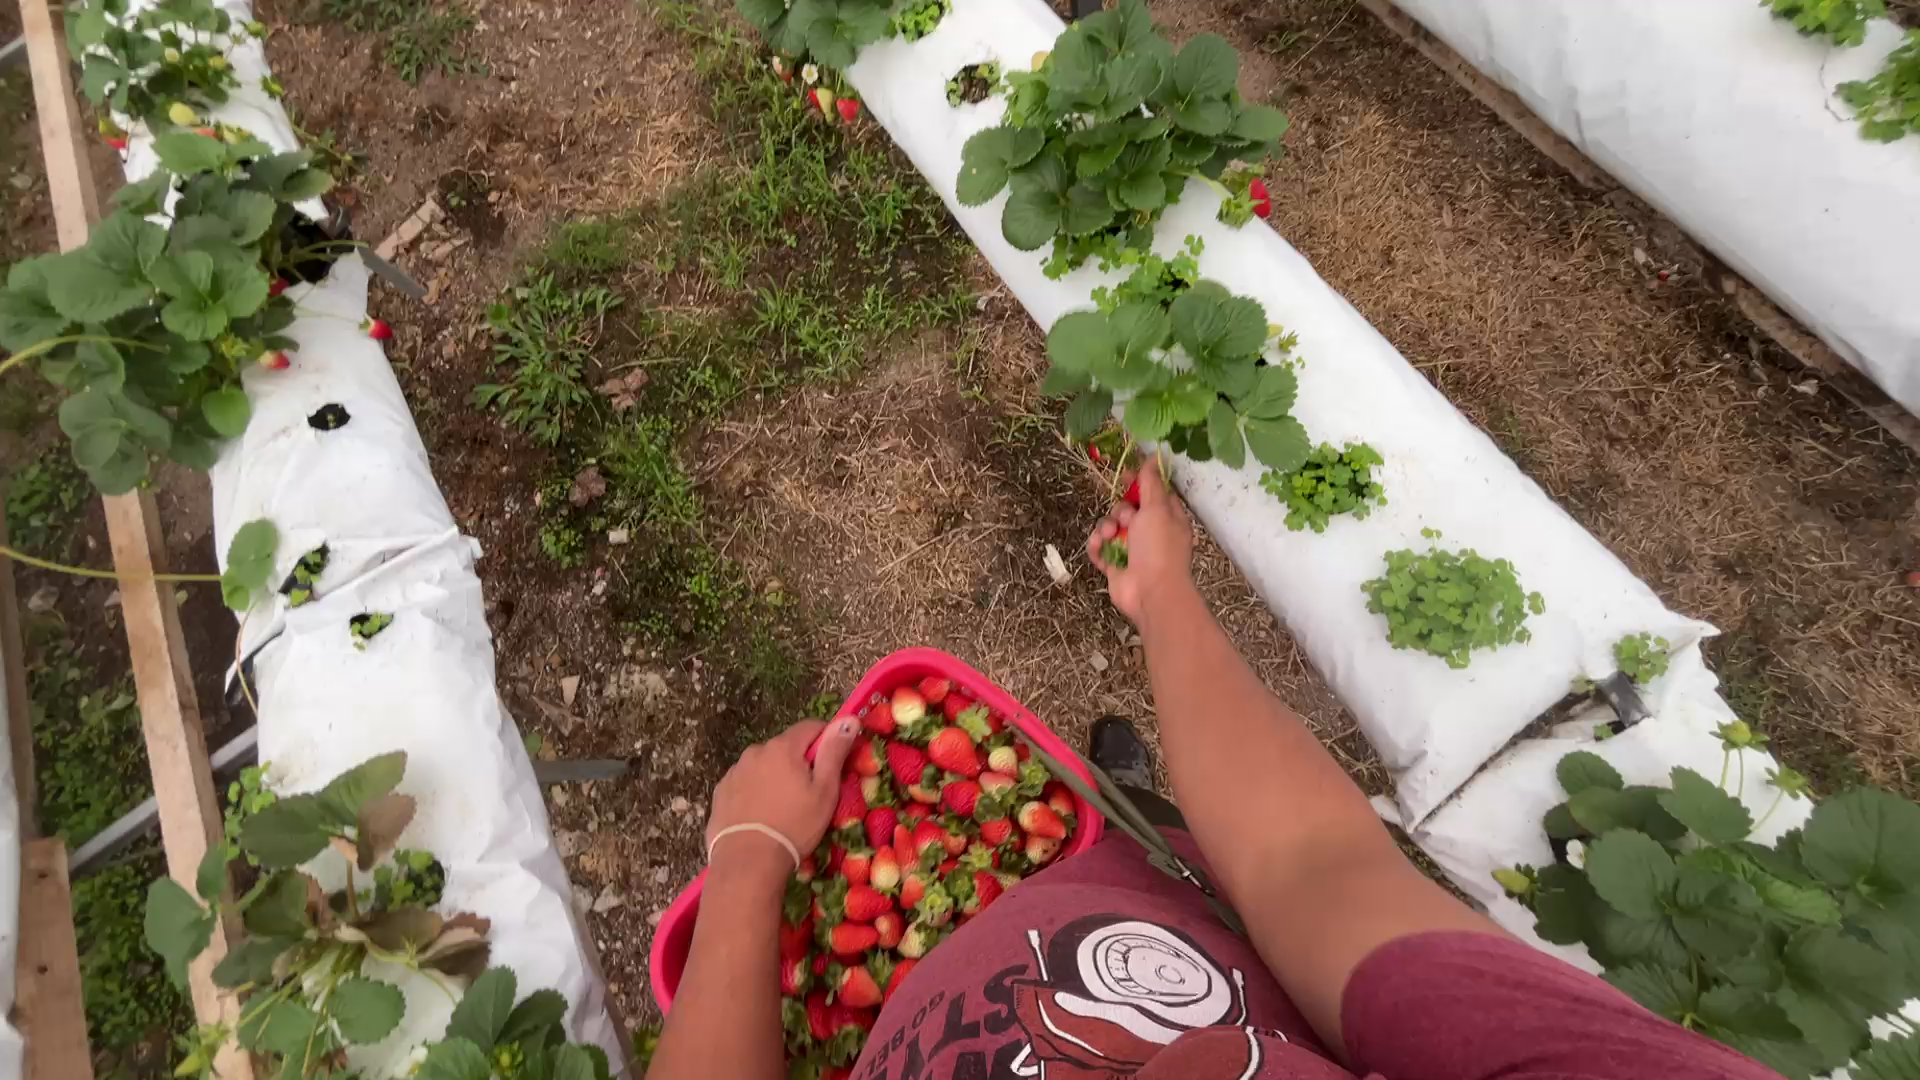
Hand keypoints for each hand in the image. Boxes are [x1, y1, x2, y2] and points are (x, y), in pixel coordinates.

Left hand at [705, 717, 859, 873]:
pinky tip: (760, 815)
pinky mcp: (721, 792)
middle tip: (808, 792)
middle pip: (786, 746)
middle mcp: (756, 751)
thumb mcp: (824, 790)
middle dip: (799, 761)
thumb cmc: (794, 826)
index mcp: (783, 747)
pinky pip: (746, 782)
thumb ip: (835, 751)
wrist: (747, 862)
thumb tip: (848, 719)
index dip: (826, 739)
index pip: (811, 727)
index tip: (833, 762)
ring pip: (764, 764)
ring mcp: (735, 771)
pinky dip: (755, 790)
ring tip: (782, 808)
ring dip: (776, 775)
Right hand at [1087, 454, 1194, 625]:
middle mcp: (1150, 532)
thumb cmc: (1159, 548)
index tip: (1125, 477)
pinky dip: (1097, 546)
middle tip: (1124, 520)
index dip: (1137, 483)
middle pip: (1126, 508)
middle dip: (1119, 510)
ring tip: (1109, 536)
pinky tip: (1099, 547)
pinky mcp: (1115, 565)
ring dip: (1105, 528)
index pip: (1151, 493)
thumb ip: (1151, 483)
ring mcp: (1132, 550)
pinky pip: (1100, 548)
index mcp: (1166, 517)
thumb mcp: (1157, 509)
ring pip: (1110, 527)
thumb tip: (1154, 456)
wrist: (1151, 592)